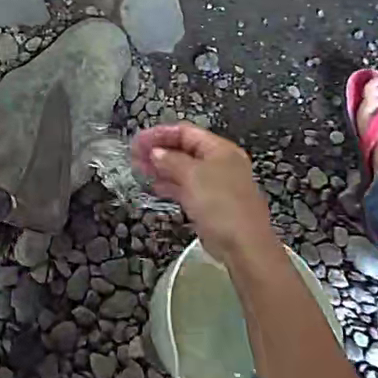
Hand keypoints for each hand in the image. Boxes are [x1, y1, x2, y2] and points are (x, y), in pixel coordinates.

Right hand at [132, 123, 278, 263]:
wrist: (243, 244)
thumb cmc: (221, 204)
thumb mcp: (193, 176)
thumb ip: (171, 161)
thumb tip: (156, 152)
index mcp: (220, 149)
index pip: (186, 132)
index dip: (160, 134)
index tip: (138, 141)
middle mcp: (220, 163)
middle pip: (185, 150)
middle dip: (159, 151)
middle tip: (135, 155)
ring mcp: (216, 184)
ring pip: (184, 169)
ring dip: (162, 168)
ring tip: (139, 169)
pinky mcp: (210, 204)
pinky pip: (187, 188)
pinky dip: (171, 185)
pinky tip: (155, 186)